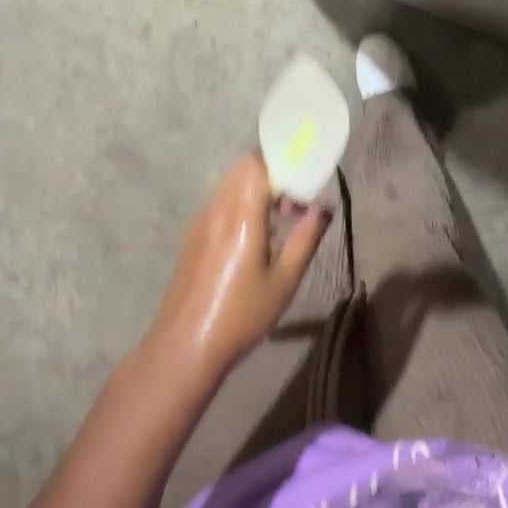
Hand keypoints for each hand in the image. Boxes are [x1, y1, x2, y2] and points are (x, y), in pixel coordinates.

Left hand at [146, 152, 328, 379]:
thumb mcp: (284, 282)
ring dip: (256, 189)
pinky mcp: (192, 238)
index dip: (282, 161)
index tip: (305, 179)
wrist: (185, 347)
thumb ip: (305, 239)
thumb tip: (322, 210)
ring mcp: (200, 223)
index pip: (257, 163)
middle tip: (295, 203)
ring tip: (280, 221)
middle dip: (273, 174)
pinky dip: (241, 204)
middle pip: (242, 169)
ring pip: (230, 185)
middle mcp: (217, 210)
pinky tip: (255, 238)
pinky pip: (220, 204)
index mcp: (241, 216)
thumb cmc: (241, 316)